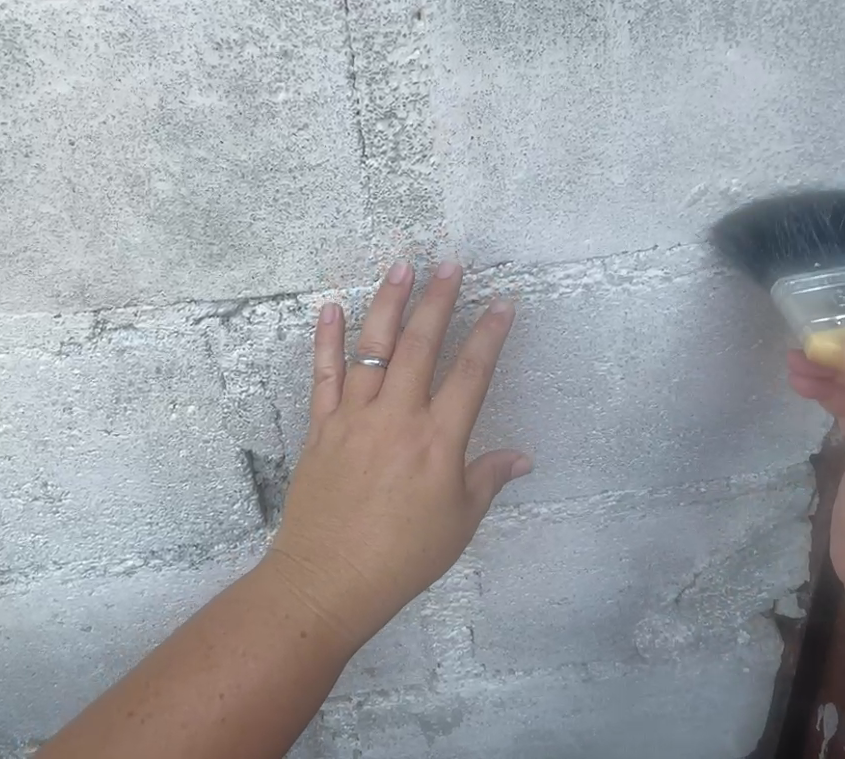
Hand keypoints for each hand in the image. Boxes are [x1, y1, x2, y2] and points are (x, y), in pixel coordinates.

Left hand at [261, 262, 529, 644]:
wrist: (327, 581)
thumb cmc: (401, 557)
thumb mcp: (458, 523)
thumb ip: (488, 480)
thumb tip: (523, 458)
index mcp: (437, 441)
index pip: (472, 374)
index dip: (491, 335)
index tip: (503, 302)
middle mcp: (397, 418)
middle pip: (421, 346)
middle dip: (439, 300)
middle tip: (450, 263)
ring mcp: (354, 417)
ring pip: (372, 348)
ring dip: (388, 303)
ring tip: (401, 266)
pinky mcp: (322, 426)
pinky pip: (324, 375)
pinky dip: (327, 340)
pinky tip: (331, 308)